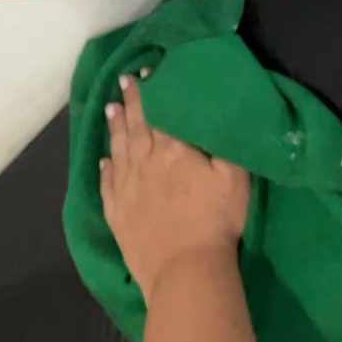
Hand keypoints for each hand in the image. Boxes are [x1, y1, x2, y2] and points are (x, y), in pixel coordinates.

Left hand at [101, 74, 250, 304]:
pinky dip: (106, 167)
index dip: (153, 93)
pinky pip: (108, 184)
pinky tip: (105, 159)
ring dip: (115, 128)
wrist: (186, 268)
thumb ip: (224, 143)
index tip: (146, 73)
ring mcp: (128, 190)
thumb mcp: (236, 175)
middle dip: (132, 103)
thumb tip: (214, 116)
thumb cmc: (218, 218)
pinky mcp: (118, 214)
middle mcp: (147, 164)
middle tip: (125, 81)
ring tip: (111, 109)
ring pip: (119, 150)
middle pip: (137, 128)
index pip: (161, 115)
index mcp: (176, 151)